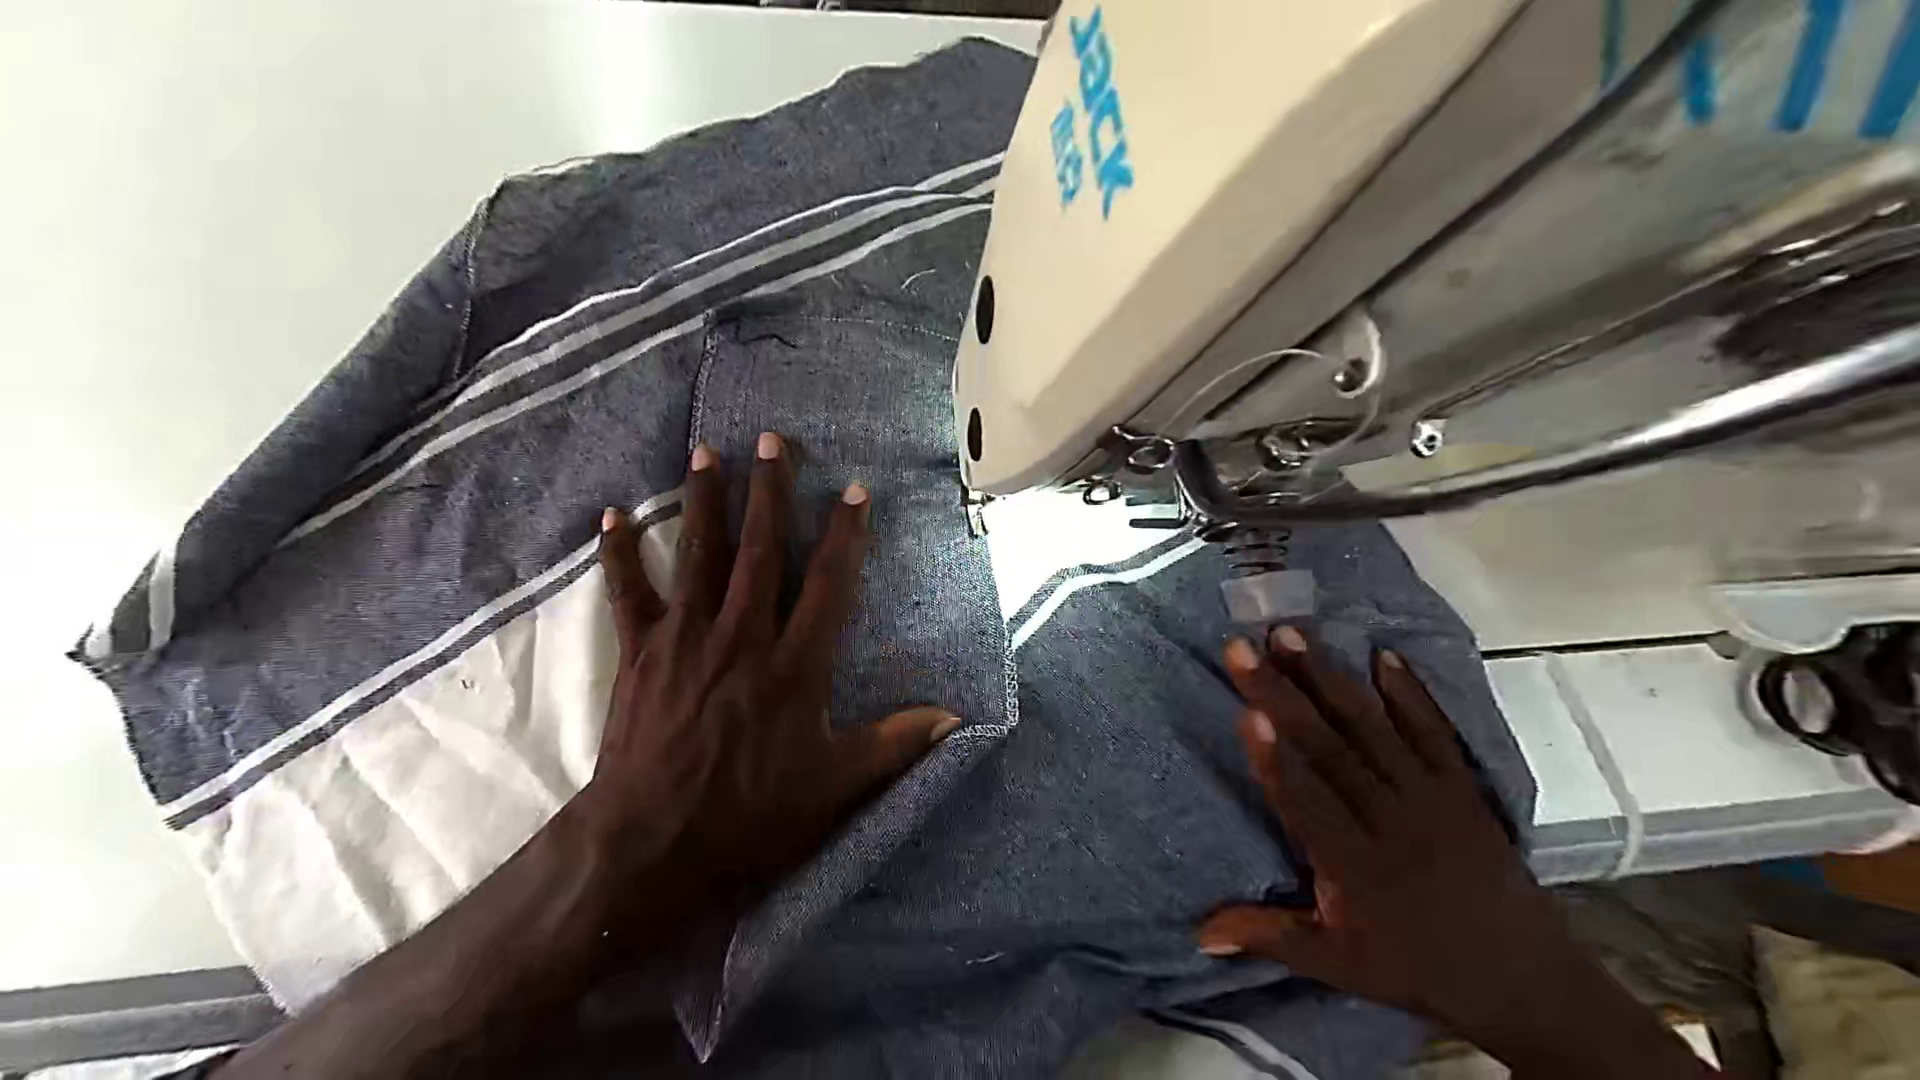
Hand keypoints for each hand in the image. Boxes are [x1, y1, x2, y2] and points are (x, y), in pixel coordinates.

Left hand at [576, 432, 960, 919]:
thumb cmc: (751, 813)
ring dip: (705, 500)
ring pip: (700, 555)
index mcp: (794, 664)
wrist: (652, 845)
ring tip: (707, 450)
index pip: (830, 583)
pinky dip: (619, 553)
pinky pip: (629, 592)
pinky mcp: (641, 652)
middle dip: (771, 491)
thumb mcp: (835, 785)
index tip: (855, 490)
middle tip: (773, 438)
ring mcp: (688, 638)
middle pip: (762, 549)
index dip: (846, 534)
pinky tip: (612, 513)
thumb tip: (956, 719)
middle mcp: (743, 635)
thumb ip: (895, 743)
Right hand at [1196, 628, 1713, 1078]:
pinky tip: (1383, 654)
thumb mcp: (1338, 965)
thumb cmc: (1417, 968)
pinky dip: (1410, 692)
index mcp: (1358, 868)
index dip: (1275, 760)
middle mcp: (1393, 822)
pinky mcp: (1462, 789)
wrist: (1530, 983)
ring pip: (1371, 728)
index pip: (1308, 804)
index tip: (1246, 713)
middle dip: (1282, 695)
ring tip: (1289, 634)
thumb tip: (1197, 934)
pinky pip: (1434, 733)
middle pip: (1330, 750)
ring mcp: (1432, 798)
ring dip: (1327, 677)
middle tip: (1244, 649)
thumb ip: (1268, 937)